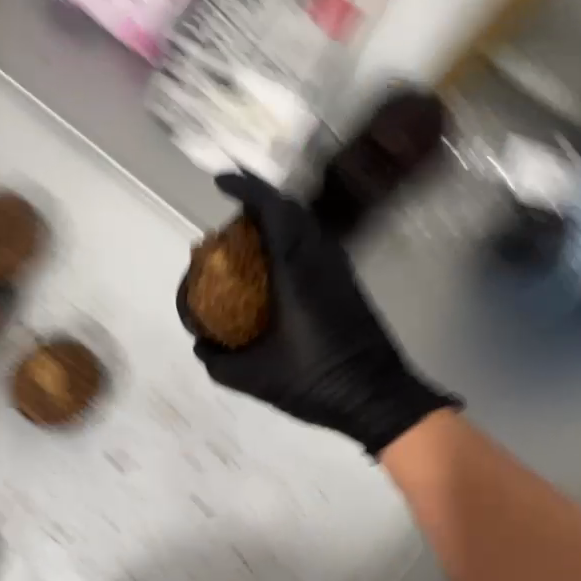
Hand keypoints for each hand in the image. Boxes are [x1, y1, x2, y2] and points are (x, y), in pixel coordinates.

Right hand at [178, 172, 460, 455]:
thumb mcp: (257, 380)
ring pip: (306, 227)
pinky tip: (275, 274)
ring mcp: (340, 271)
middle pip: (290, 210)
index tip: (219, 182)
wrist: (379, 398)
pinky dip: (290, 244)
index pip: (272, 210)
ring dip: (277, 223)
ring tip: (249, 242)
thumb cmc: (317, 384)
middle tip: (230, 218)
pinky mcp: (348, 286)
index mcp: (297, 271)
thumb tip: (202, 344)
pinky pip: (314, 247)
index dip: (245, 188)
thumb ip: (220, 363)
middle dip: (258, 203)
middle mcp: (321, 259)